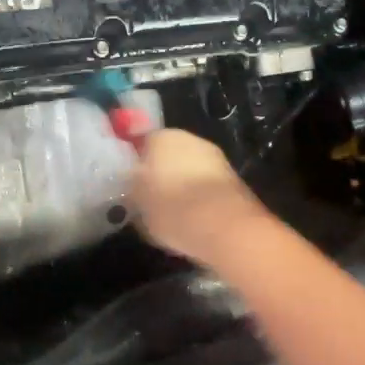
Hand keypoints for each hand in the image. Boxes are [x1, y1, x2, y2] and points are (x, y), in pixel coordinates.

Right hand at [128, 129, 263, 263]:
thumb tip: (134, 187)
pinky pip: (206, 188)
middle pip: (170, 155)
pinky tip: (193, 220)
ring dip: (183, 186)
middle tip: (150, 199)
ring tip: (172, 214)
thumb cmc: (171, 208)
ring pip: (190, 171)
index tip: (131, 184)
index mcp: (161, 137)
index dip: (136, 164)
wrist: (224, 227)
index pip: (143, 143)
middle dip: (162, 174)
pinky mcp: (234, 181)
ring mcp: (215, 159)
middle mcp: (190, 140)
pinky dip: (200, 200)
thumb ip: (133, 189)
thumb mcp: (137, 203)